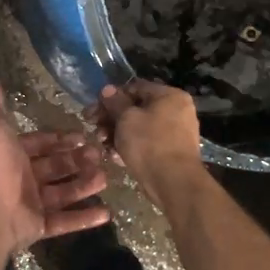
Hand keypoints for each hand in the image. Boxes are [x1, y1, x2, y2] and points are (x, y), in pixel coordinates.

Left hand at [0, 76, 112, 249]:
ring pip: (63, 193)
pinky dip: (84, 218)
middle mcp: (21, 178)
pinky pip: (64, 221)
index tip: (82, 136)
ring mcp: (31, 204)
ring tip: (106, 179)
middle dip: (78, 161)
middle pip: (55, 168)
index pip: (40, 144)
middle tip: (100, 155)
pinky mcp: (39, 226)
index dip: (60, 140)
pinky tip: (106, 213)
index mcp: (12, 155)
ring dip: (85, 186)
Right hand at [86, 80, 204, 203]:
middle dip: (111, 118)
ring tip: (102, 144)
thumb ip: (115, 102)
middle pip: (136, 108)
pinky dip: (130, 147)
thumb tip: (107, 89)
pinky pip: (146, 143)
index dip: (111, 97)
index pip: (135, 87)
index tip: (93, 110)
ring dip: (117, 134)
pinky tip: (115, 156)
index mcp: (170, 96)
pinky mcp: (170, 152)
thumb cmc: (149, 143)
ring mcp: (175, 132)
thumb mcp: (126, 118)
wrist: (174, 182)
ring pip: (140, 127)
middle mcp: (176, 110)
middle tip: (93, 128)